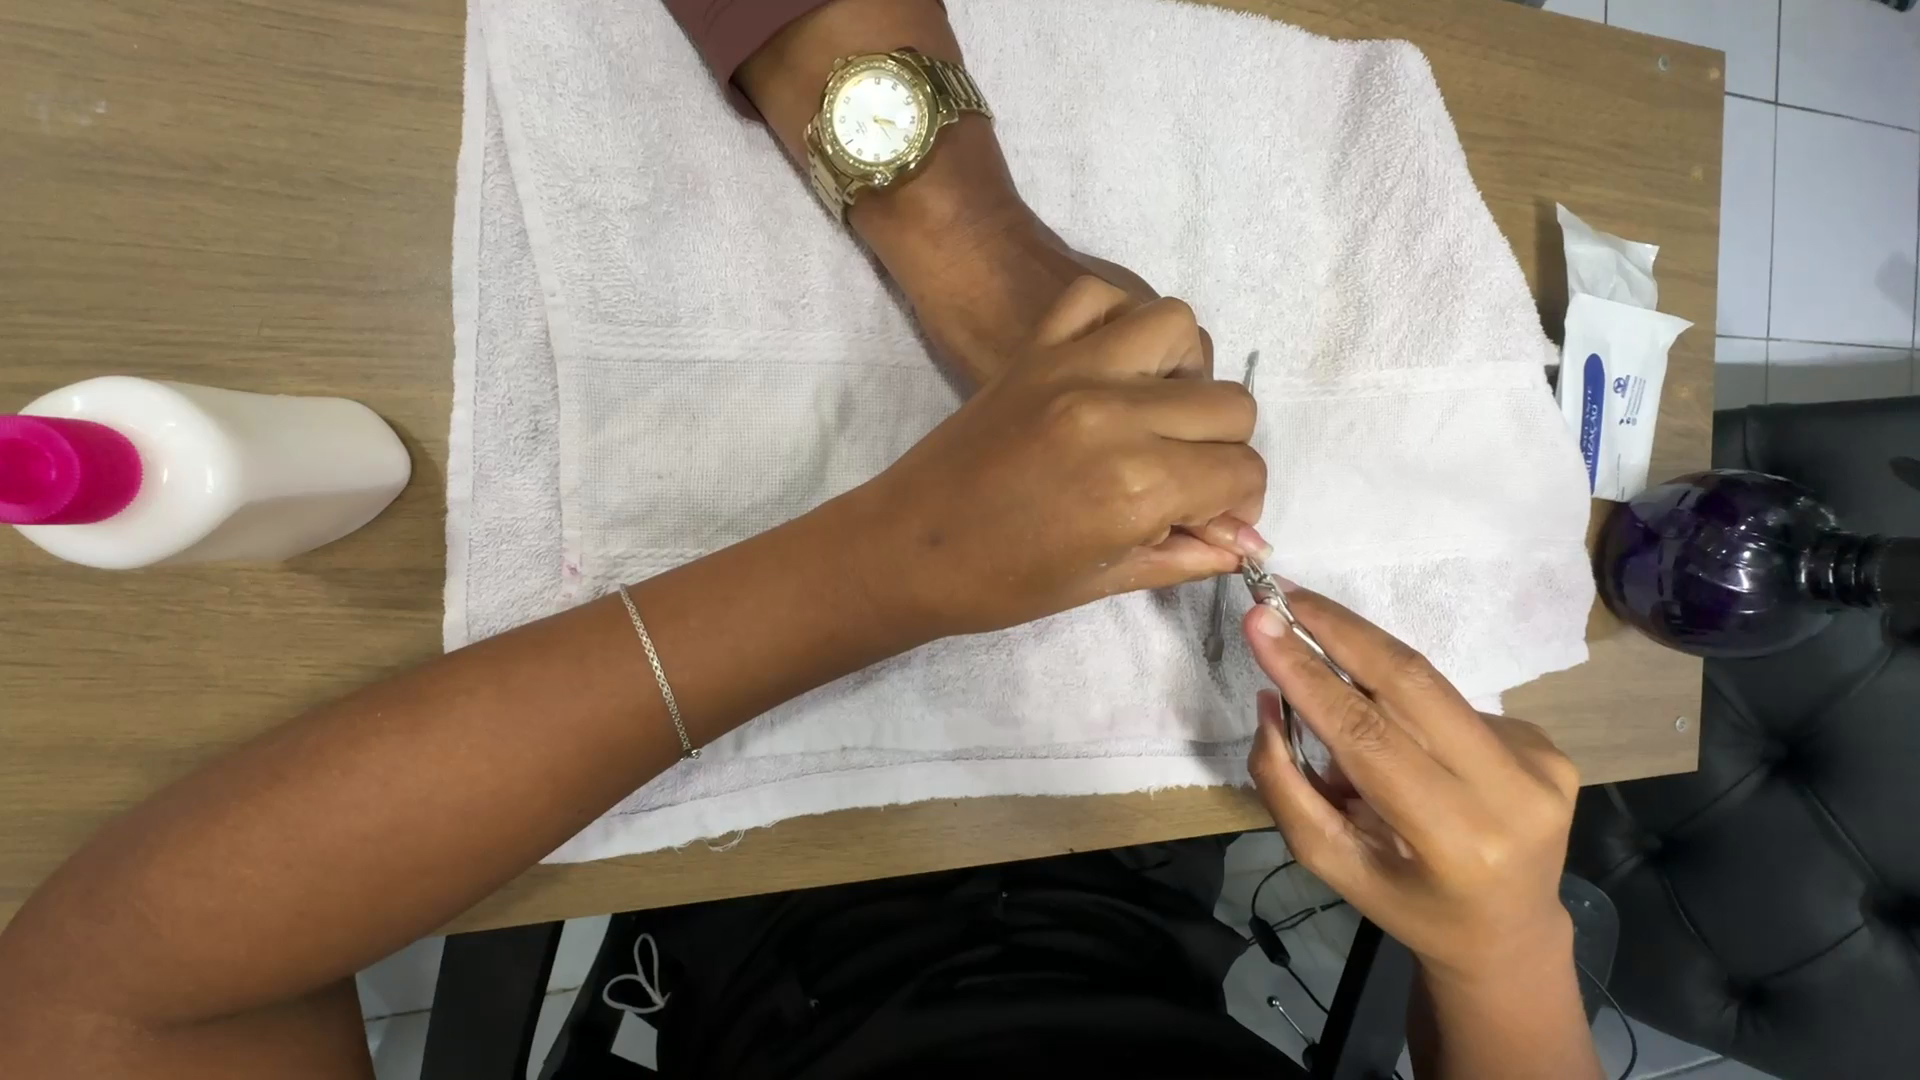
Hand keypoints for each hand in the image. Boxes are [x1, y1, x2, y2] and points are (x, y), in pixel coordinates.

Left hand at [845, 277, 1266, 638]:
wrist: (907, 548)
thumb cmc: (1000, 584)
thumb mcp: (1102, 581)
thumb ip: (1184, 554)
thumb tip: (1245, 539)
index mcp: (1136, 485)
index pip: (1241, 470)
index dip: (1241, 502)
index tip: (1215, 521)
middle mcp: (1115, 413)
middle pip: (1230, 404)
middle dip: (1224, 450)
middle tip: (1186, 481)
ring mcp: (1071, 369)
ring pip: (1181, 329)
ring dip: (1185, 375)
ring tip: (1155, 417)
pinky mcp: (1034, 350)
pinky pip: (1099, 297)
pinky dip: (1120, 322)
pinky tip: (1110, 369)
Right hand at [1241, 590, 1580, 990]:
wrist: (1510, 932)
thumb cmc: (1406, 903)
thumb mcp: (1328, 861)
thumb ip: (1285, 783)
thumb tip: (1271, 699)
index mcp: (1456, 839)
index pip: (1367, 735)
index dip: (1308, 672)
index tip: (1262, 620)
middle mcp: (1513, 793)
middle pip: (1411, 682)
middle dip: (1339, 629)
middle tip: (1284, 595)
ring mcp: (1542, 763)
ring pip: (1427, 684)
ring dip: (1360, 650)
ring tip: (1309, 624)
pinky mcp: (1547, 745)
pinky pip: (1447, 702)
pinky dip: (1399, 696)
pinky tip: (1389, 721)